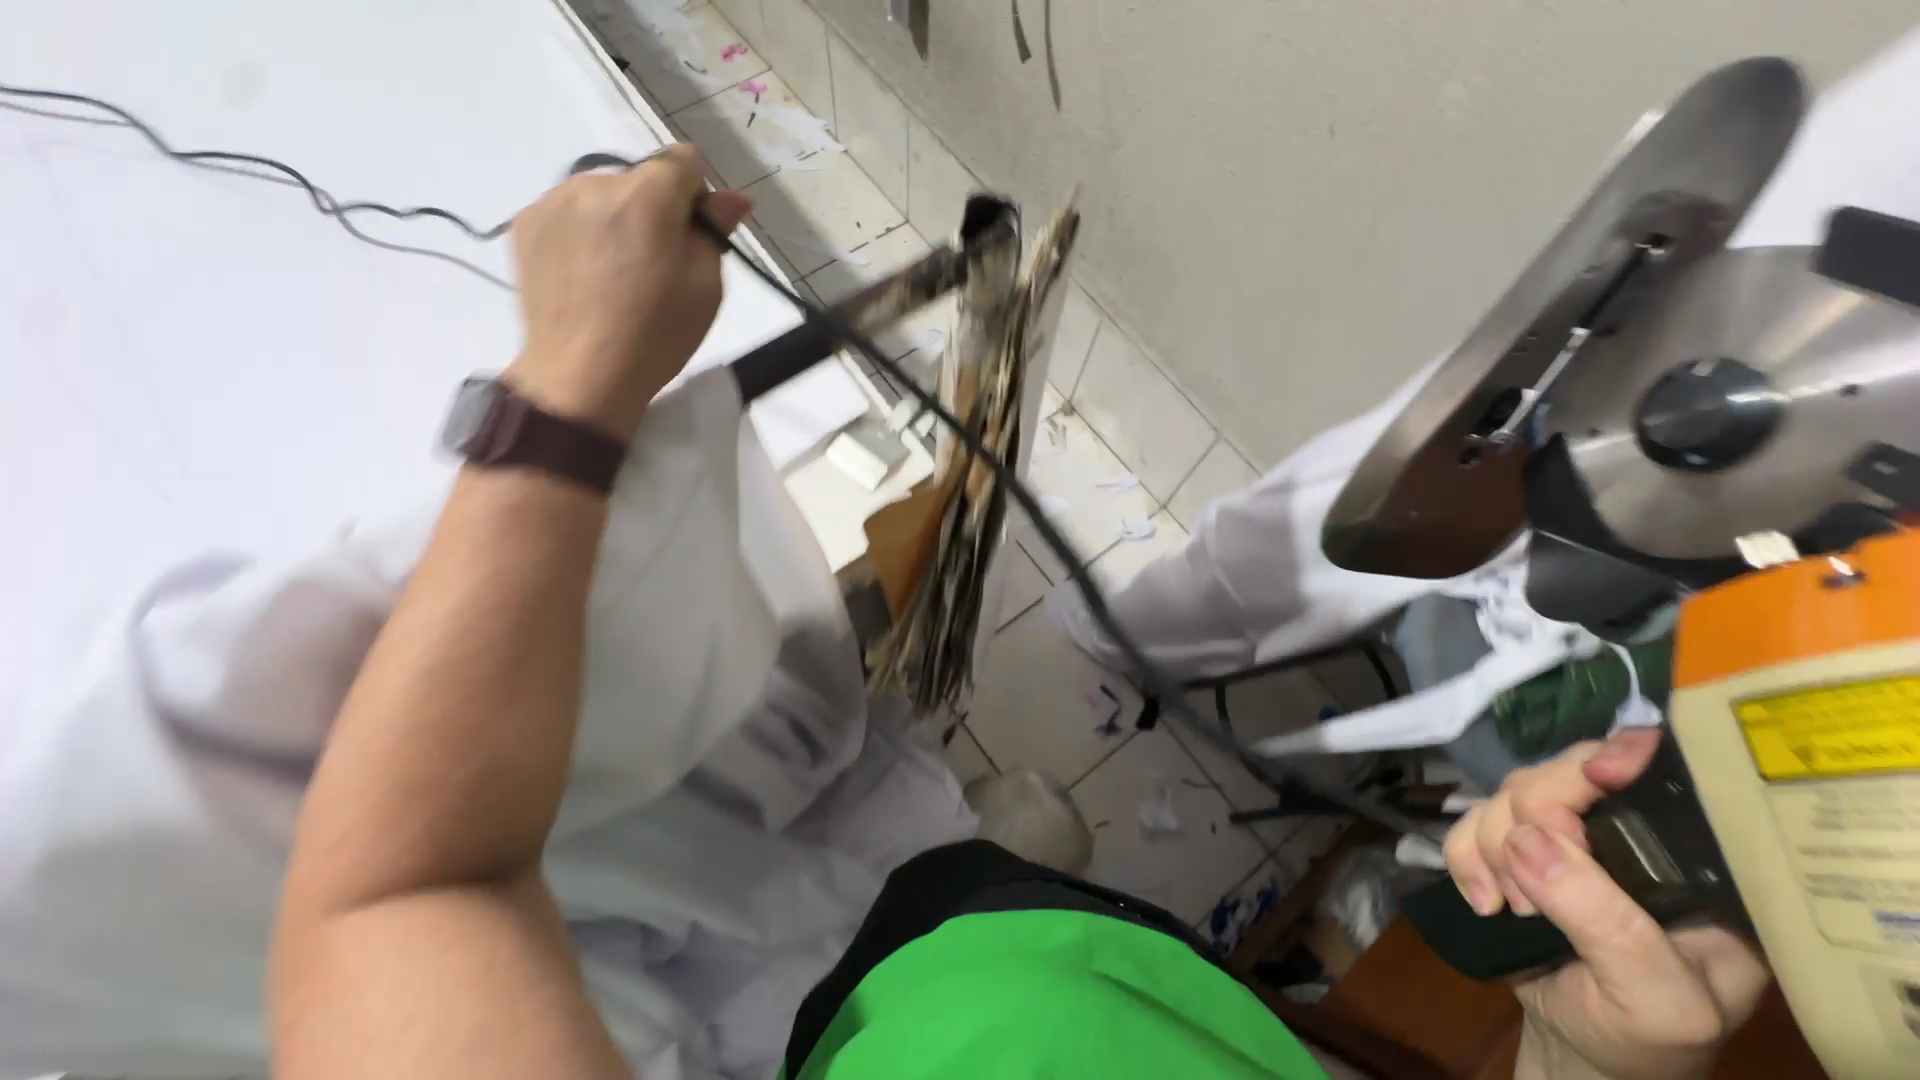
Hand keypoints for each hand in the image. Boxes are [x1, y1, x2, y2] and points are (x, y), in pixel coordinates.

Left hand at [506, 145, 752, 436]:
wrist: (581, 375)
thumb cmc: (656, 335)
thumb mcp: (705, 287)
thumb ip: (714, 230)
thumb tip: (732, 198)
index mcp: (647, 196)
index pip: (684, 160)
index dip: (698, 195)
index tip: (695, 236)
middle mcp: (595, 183)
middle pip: (640, 179)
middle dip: (655, 209)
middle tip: (656, 266)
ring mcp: (553, 201)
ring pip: (602, 195)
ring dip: (617, 220)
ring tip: (616, 274)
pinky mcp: (526, 224)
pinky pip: (569, 213)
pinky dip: (583, 233)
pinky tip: (587, 275)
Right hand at [1443, 730, 1771, 1079]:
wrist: (1586, 1053)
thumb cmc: (1646, 1036)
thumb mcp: (1655, 997)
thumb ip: (1606, 922)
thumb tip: (1529, 840)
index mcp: (1693, 862)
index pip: (1657, 778)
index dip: (1617, 762)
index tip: (1595, 778)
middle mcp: (1629, 832)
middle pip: (1565, 774)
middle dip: (1534, 824)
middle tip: (1531, 893)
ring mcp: (1567, 836)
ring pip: (1509, 793)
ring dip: (1493, 847)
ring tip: (1509, 909)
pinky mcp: (1515, 847)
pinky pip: (1469, 819)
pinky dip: (1462, 855)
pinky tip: (1481, 901)